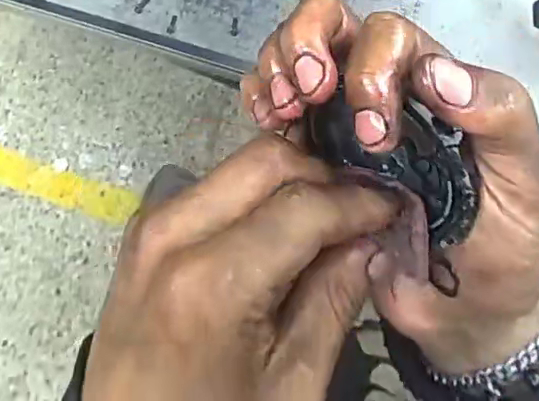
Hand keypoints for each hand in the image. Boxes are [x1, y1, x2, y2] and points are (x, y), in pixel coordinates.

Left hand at [83, 134, 399, 400]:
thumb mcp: (289, 390)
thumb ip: (332, 302)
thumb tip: (370, 239)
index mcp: (212, 281)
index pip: (302, 206)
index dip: (357, 201)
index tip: (393, 205)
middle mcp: (174, 230)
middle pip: (265, 160)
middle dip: (322, 174)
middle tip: (360, 206)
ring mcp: (152, 222)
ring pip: (238, 164)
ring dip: (290, 179)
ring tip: (327, 218)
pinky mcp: (145, 226)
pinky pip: (212, 184)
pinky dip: (255, 193)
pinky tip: (281, 227)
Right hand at [239, 0, 538, 374]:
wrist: (461, 313)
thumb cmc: (500, 240)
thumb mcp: (526, 180)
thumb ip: (503, 117)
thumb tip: (438, 73)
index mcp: (428, 80)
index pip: (388, 32)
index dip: (370, 65)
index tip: (372, 132)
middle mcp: (377, 82)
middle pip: (329, 18)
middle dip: (306, 42)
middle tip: (308, 94)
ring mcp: (336, 111)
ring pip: (293, 44)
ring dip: (277, 62)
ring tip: (281, 110)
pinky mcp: (306, 143)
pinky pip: (271, 91)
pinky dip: (259, 90)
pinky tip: (266, 119)